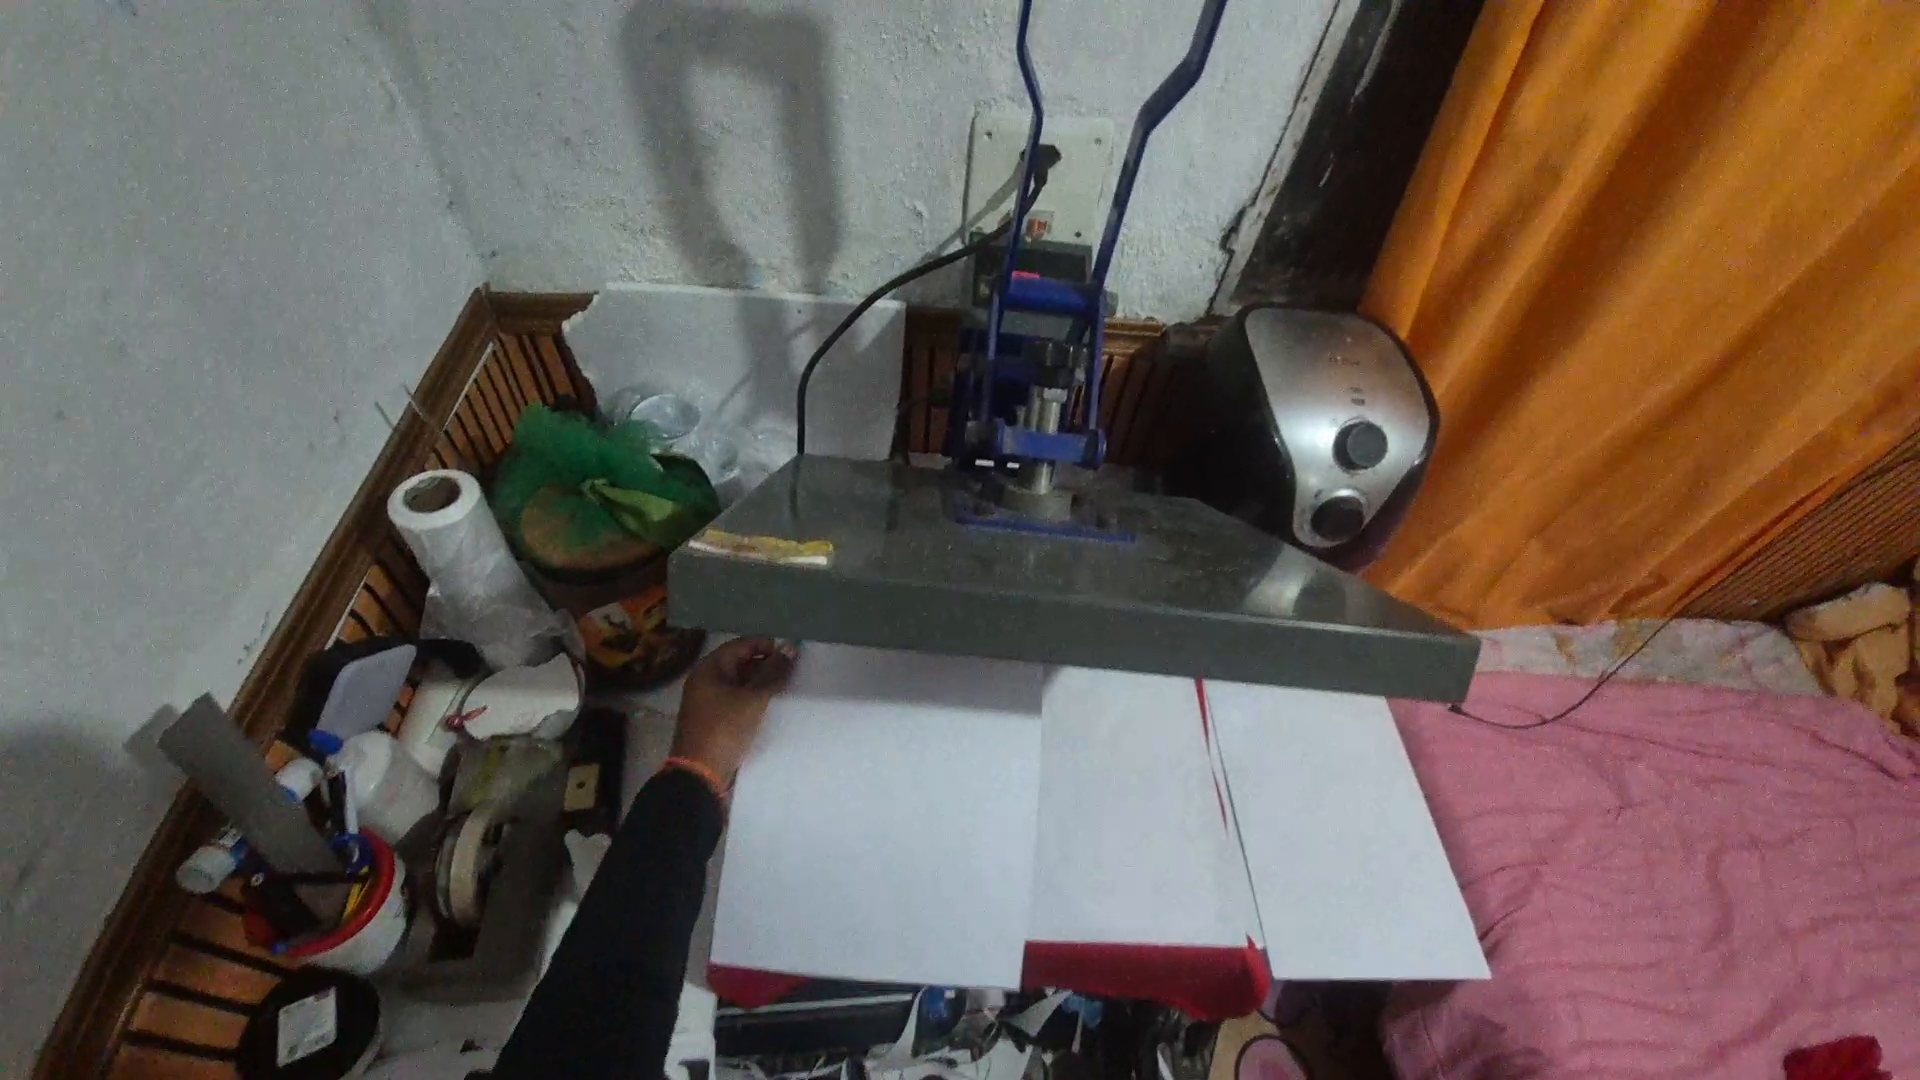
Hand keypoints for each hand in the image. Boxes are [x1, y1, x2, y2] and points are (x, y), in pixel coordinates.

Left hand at [671, 637, 797, 783]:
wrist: (700, 774)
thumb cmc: (724, 729)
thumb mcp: (753, 698)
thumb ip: (772, 672)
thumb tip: (790, 647)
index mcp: (709, 668)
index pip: (741, 645)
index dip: (767, 645)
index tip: (791, 654)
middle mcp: (705, 680)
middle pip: (739, 662)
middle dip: (765, 664)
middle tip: (791, 671)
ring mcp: (708, 700)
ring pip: (739, 681)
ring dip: (760, 682)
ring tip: (785, 686)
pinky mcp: (713, 718)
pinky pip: (736, 698)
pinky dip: (752, 697)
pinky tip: (769, 703)